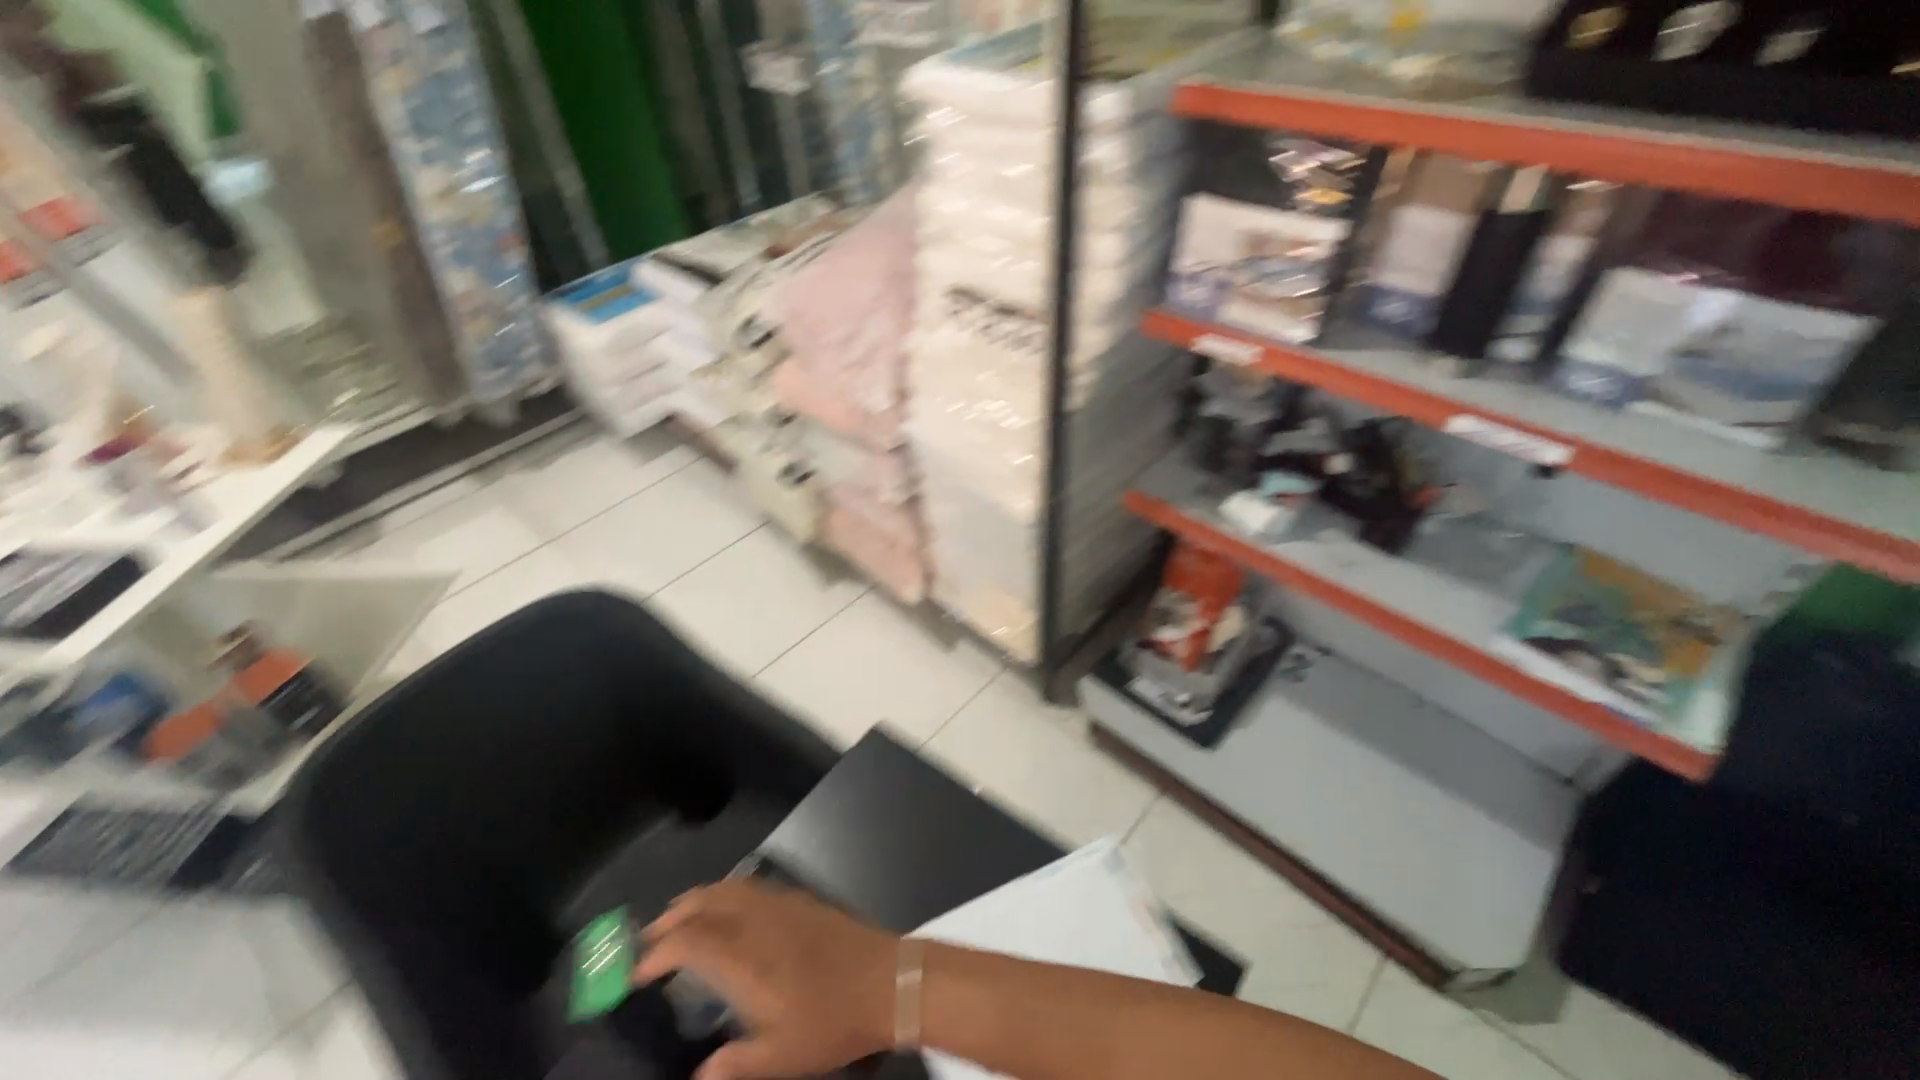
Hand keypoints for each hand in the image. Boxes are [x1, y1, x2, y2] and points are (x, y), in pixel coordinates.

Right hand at [635, 879, 900, 1079]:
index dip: (655, 954)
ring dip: (696, 899)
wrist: (890, 981)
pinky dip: (726, 891)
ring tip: (680, 917)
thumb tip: (699, 1077)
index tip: (637, 974)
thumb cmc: (833, 1021)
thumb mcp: (782, 1057)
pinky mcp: (803, 900)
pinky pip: (752, 886)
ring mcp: (782, 905)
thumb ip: (734, 1065)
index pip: (687, 941)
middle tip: (649, 941)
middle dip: (669, 918)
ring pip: (727, 888)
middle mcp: (756, 922)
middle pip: (702, 904)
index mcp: (744, 958)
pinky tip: (729, 908)